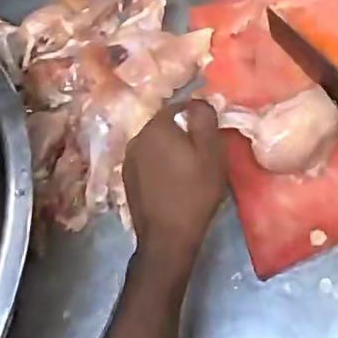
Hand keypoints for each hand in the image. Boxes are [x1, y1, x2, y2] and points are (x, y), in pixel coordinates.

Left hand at [124, 100, 227, 269]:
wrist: (166, 238)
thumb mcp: (211, 153)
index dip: (198, 119)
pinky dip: (160, 165)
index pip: (180, 107)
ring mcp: (129, 159)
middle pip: (166, 125)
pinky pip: (148, 161)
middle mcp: (137, 137)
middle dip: (183, 134)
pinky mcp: (127, 178)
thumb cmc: (194, 193)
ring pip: (156, 143)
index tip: (210, 137)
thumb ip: (204, 118)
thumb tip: (200, 99)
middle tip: (202, 155)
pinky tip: (172, 183)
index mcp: (156, 126)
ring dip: (171, 150)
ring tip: (188, 170)